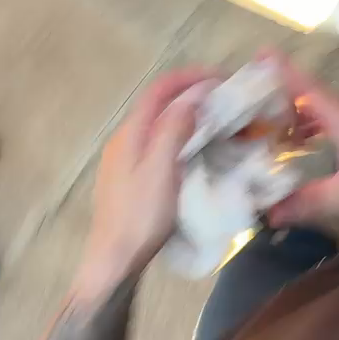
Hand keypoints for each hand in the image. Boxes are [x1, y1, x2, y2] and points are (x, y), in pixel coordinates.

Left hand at [78, 67, 218, 292]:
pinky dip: (182, 135)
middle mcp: (125, 139)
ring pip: (160, 123)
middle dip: (192, 93)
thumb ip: (174, 128)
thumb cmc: (139, 216)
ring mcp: (126, 159)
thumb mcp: (161, 169)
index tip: (221, 78)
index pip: (161, 89)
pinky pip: (159, 142)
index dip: (190, 77)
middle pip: (160, 103)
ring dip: (188, 114)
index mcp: (131, 132)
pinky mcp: (132, 177)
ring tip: (217, 120)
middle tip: (225, 99)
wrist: (113, 262)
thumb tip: (194, 94)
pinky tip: (197, 150)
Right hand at [267, 58, 338, 226]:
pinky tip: (300, 142)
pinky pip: (330, 121)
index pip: (306, 87)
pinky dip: (311, 126)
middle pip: (309, 94)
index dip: (282, 70)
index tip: (259, 54)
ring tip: (267, 122)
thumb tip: (269, 214)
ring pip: (321, 109)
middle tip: (250, 95)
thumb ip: (308, 202)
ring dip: (295, 112)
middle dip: (280, 92)